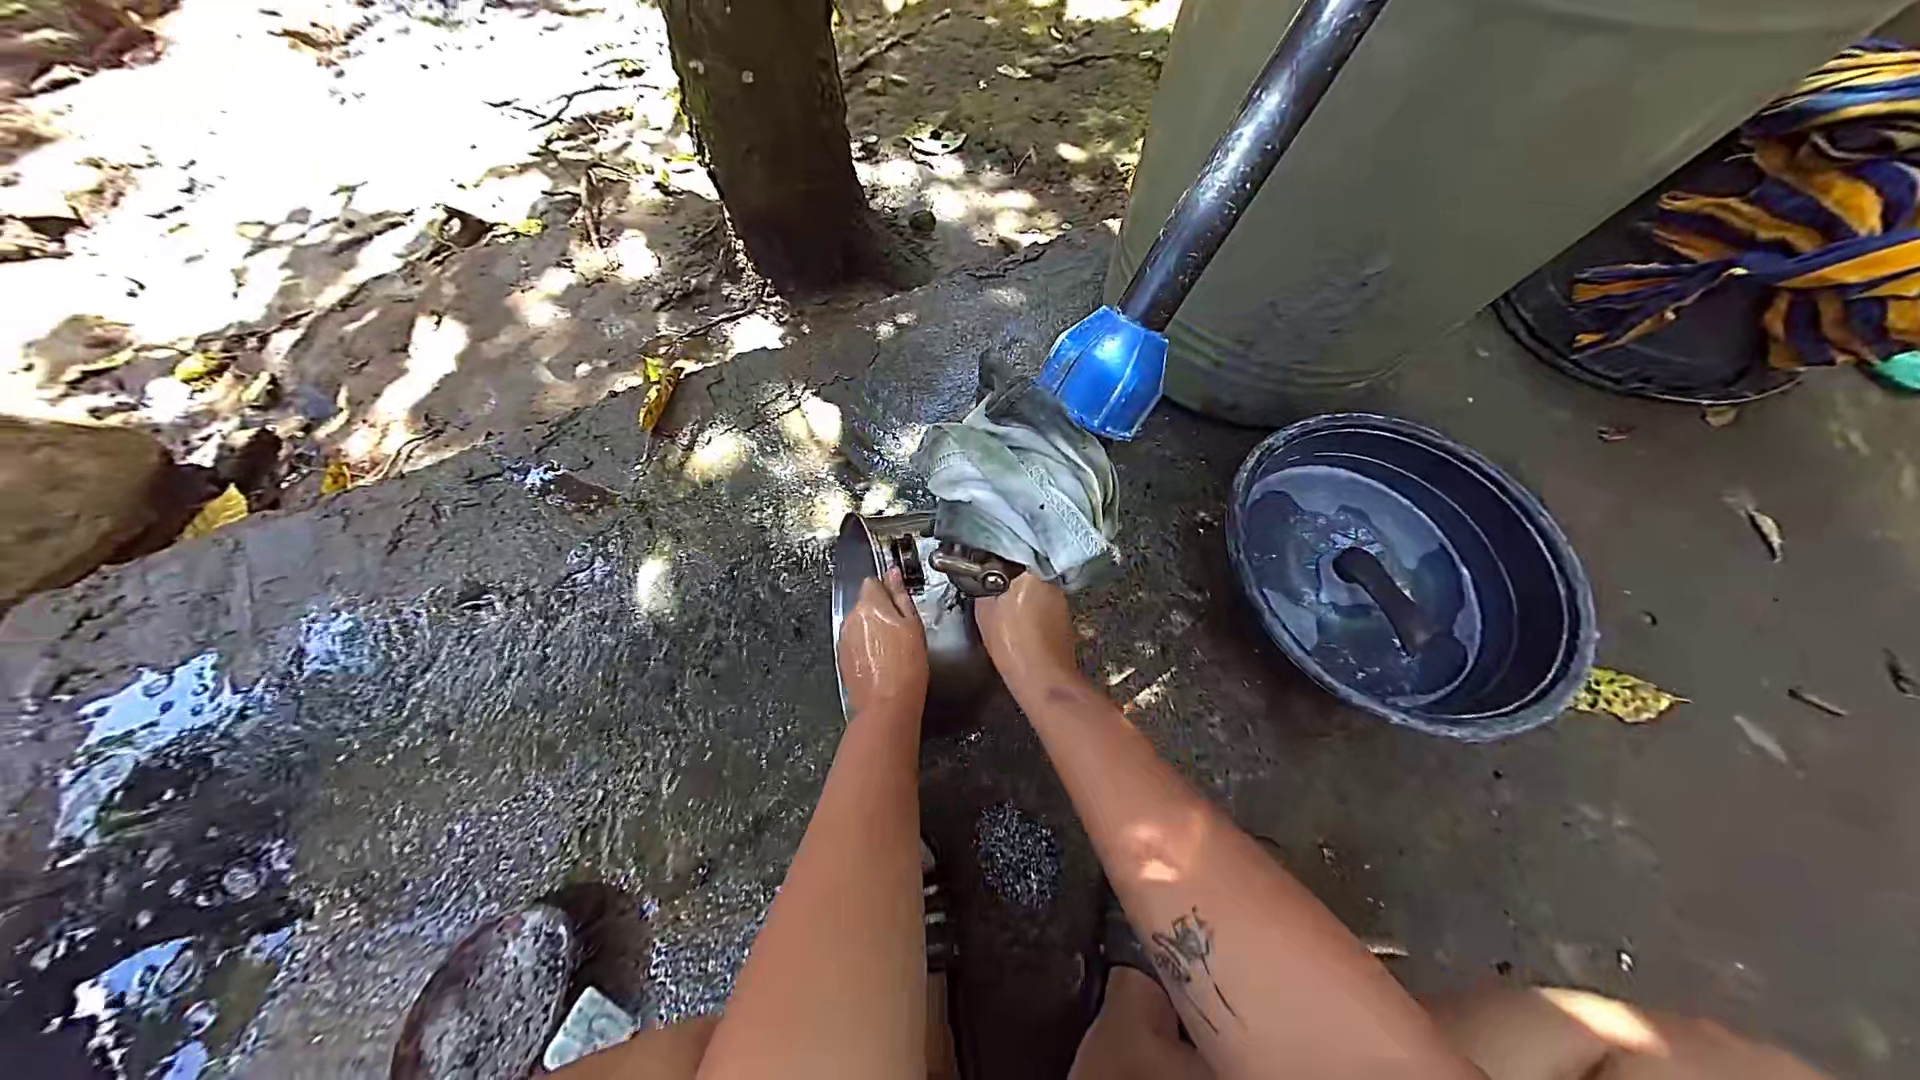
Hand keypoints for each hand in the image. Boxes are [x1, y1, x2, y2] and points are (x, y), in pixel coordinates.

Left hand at [837, 570, 927, 716]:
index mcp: (870, 605)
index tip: (900, 602)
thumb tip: (894, 574)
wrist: (886, 705)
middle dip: (882, 611)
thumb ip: (901, 595)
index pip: (873, 581)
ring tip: (894, 649)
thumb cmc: (906, 668)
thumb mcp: (913, 625)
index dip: (889, 590)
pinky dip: (867, 646)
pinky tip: (882, 660)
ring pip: (861, 623)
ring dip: (874, 629)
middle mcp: (852, 618)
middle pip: (866, 603)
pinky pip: (856, 641)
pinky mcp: (843, 656)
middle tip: (902, 630)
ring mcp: (845, 638)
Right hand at [973, 574, 1077, 690]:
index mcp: (1029, 575)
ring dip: (1025, 603)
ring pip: (1036, 594)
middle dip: (1012, 588)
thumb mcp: (985, 613)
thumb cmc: (1013, 645)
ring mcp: (1062, 602)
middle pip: (1025, 577)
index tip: (988, 582)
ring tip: (1011, 623)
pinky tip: (1025, 634)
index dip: (997, 572)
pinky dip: (1036, 618)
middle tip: (998, 605)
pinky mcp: (1067, 620)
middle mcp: (1050, 583)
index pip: (1009, 561)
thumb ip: (984, 589)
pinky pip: (1046, 611)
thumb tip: (984, 581)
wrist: (1042, 678)